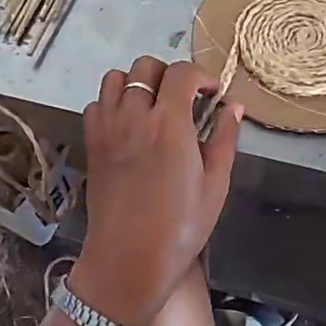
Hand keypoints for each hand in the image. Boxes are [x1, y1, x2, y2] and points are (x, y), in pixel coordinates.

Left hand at [71, 57, 241, 325]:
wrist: (128, 258)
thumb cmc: (180, 227)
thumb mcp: (215, 185)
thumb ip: (224, 139)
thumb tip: (234, 107)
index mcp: (170, 124)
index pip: (182, 73)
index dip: (201, 76)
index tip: (211, 94)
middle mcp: (134, 116)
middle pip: (145, 66)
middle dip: (169, 74)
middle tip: (183, 99)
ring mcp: (107, 128)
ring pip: (115, 78)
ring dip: (137, 83)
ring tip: (153, 107)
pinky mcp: (92, 144)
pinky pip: (96, 104)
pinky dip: (112, 103)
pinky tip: (128, 125)